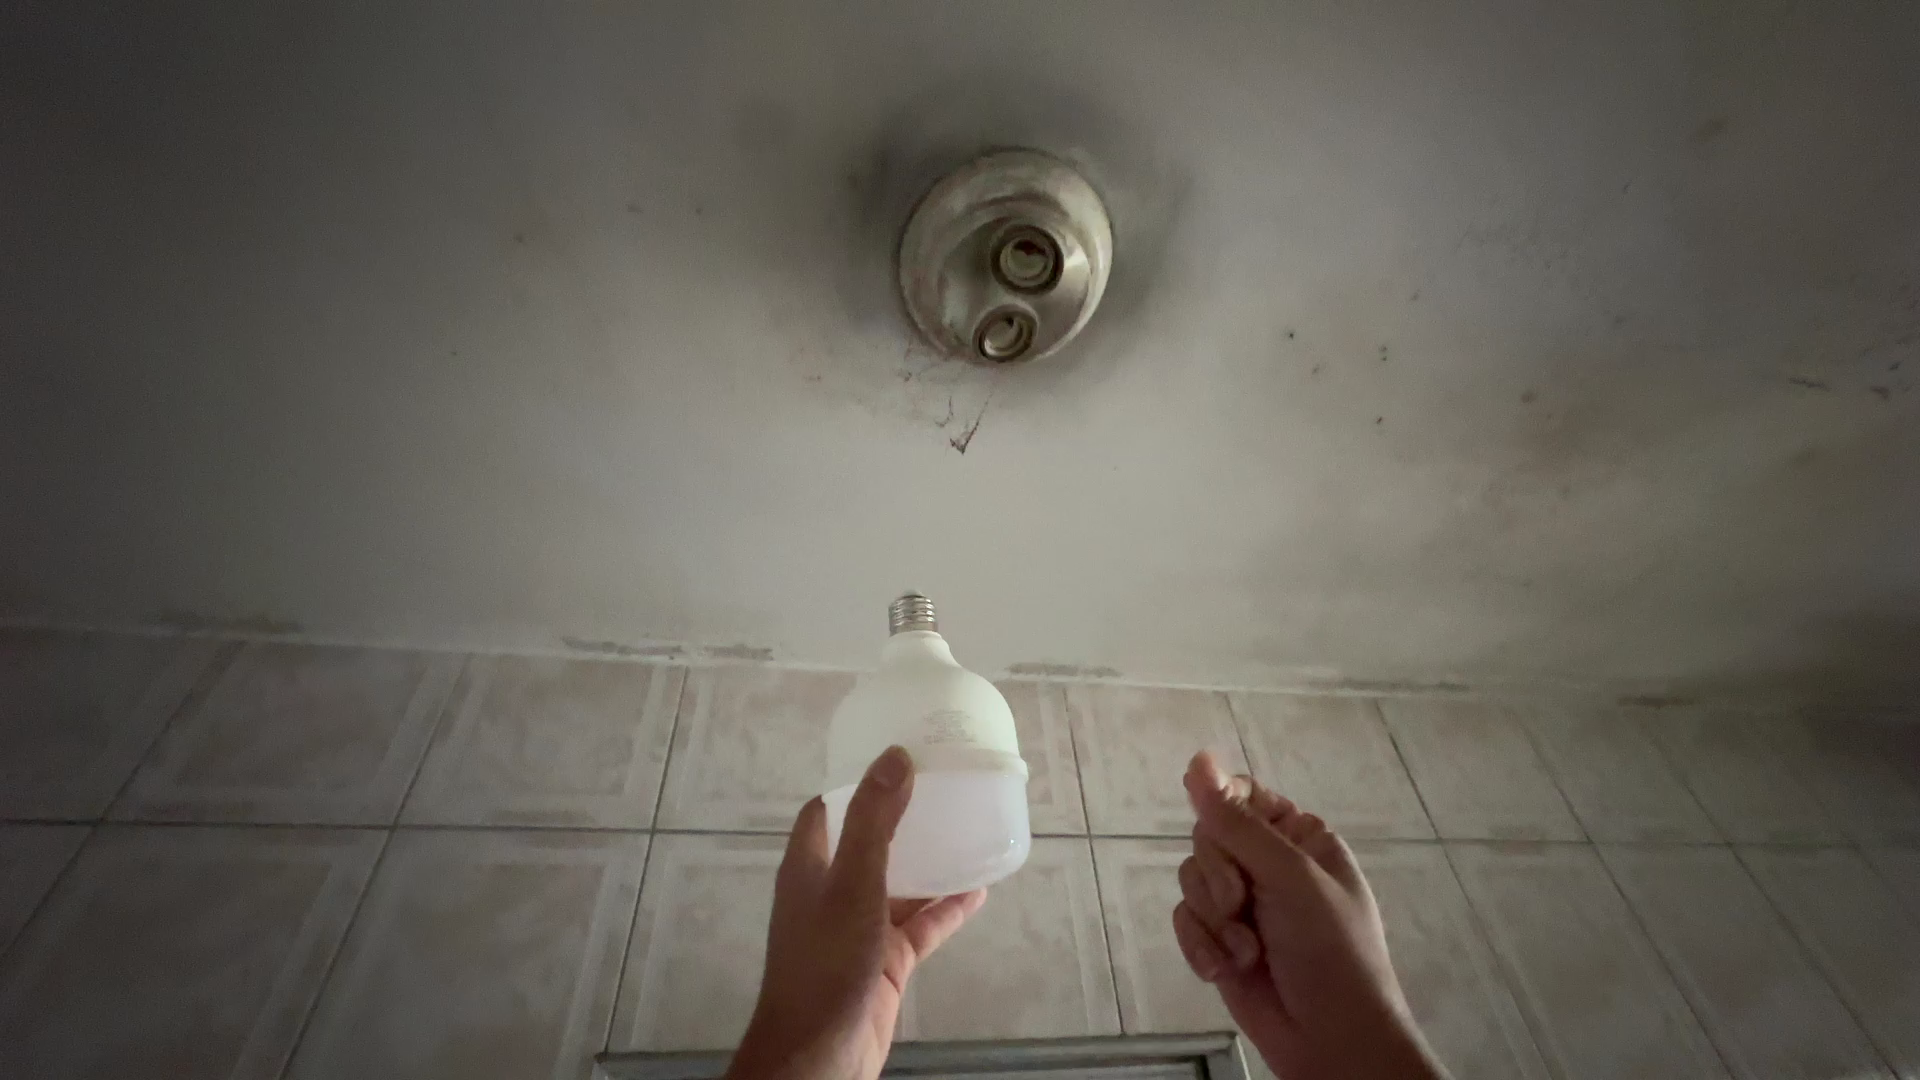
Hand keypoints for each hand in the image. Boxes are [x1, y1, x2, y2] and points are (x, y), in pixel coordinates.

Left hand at [726, 746, 987, 1079]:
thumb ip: (874, 821)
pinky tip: (978, 889)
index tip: (895, 757)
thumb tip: (895, 755)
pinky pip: (920, 924)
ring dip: (928, 860)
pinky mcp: (884, 960)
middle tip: (941, 786)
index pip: (828, 806)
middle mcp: (832, 888)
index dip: (856, 780)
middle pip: (868, 838)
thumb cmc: (827, 960)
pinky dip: (945, 907)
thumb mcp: (853, 881)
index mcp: (811, 863)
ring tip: (966, 829)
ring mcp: (859, 926)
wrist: (819, 1060)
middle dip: (901, 814)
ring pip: (898, 881)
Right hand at [1174, 752, 1446, 1079]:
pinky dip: (1200, 946)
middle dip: (1218, 876)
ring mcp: (1240, 901)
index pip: (1241, 794)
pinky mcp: (1218, 938)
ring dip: (1212, 919)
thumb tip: (1197, 759)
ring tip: (1244, 951)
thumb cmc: (1330, 952)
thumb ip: (1236, 822)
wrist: (1333, 1047)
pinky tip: (1225, 969)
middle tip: (1241, 904)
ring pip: (1190, 877)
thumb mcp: (1289, 878)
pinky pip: (1184, 919)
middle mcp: (1265, 862)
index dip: (1220, 805)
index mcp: (1296, 837)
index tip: (1216, 829)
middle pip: (1206, 835)